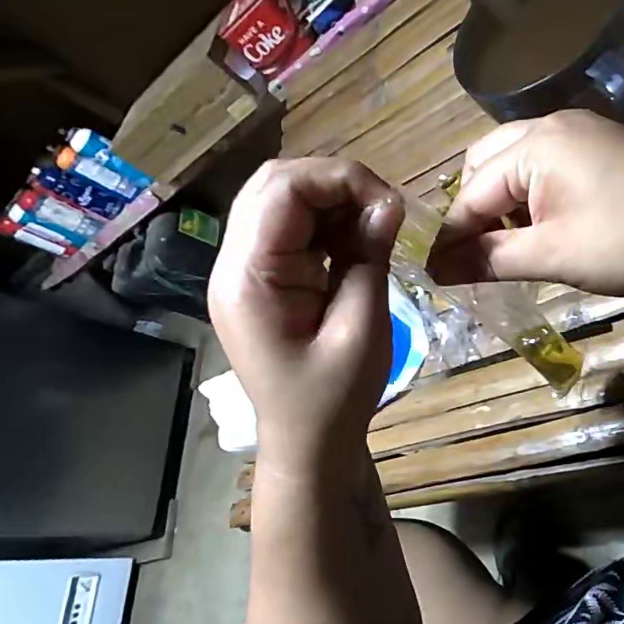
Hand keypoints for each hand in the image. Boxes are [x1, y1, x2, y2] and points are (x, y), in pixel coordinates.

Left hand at [208, 159, 403, 460]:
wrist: (307, 444)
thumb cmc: (333, 399)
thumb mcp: (362, 329)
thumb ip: (369, 258)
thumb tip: (388, 203)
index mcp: (248, 277)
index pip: (282, 189)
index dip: (341, 179)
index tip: (391, 205)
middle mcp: (233, 264)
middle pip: (274, 184)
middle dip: (335, 184)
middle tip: (383, 212)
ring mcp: (242, 271)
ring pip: (280, 200)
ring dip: (331, 201)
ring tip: (373, 227)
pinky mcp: (259, 279)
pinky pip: (287, 229)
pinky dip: (325, 223)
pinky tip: (354, 242)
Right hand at [427, 110, 623, 304]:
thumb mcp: (551, 255)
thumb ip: (488, 259)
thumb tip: (434, 270)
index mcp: (537, 143)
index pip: (473, 191)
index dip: (452, 235)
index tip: (433, 271)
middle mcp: (552, 125)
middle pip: (485, 165)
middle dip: (474, 211)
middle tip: (475, 255)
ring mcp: (579, 133)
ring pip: (513, 164)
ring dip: (500, 204)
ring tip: (507, 246)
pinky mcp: (598, 148)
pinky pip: (542, 166)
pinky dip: (528, 197)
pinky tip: (540, 228)